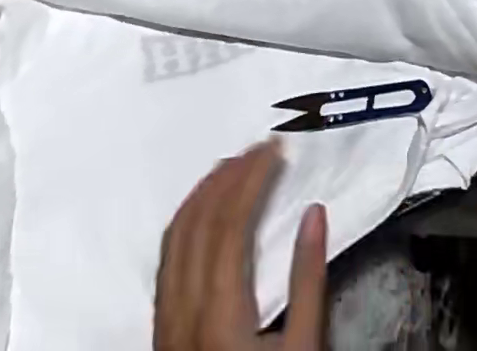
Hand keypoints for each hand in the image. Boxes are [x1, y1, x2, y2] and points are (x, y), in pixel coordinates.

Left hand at [154, 139, 326, 350]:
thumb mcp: (305, 350)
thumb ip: (310, 280)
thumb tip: (315, 211)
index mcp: (220, 313)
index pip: (230, 225)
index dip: (252, 179)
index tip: (277, 149)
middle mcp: (183, 310)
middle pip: (199, 223)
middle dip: (230, 175)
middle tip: (261, 146)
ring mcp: (165, 319)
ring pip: (175, 237)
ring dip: (204, 191)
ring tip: (234, 162)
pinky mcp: (161, 326)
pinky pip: (166, 257)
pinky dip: (187, 218)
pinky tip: (205, 207)